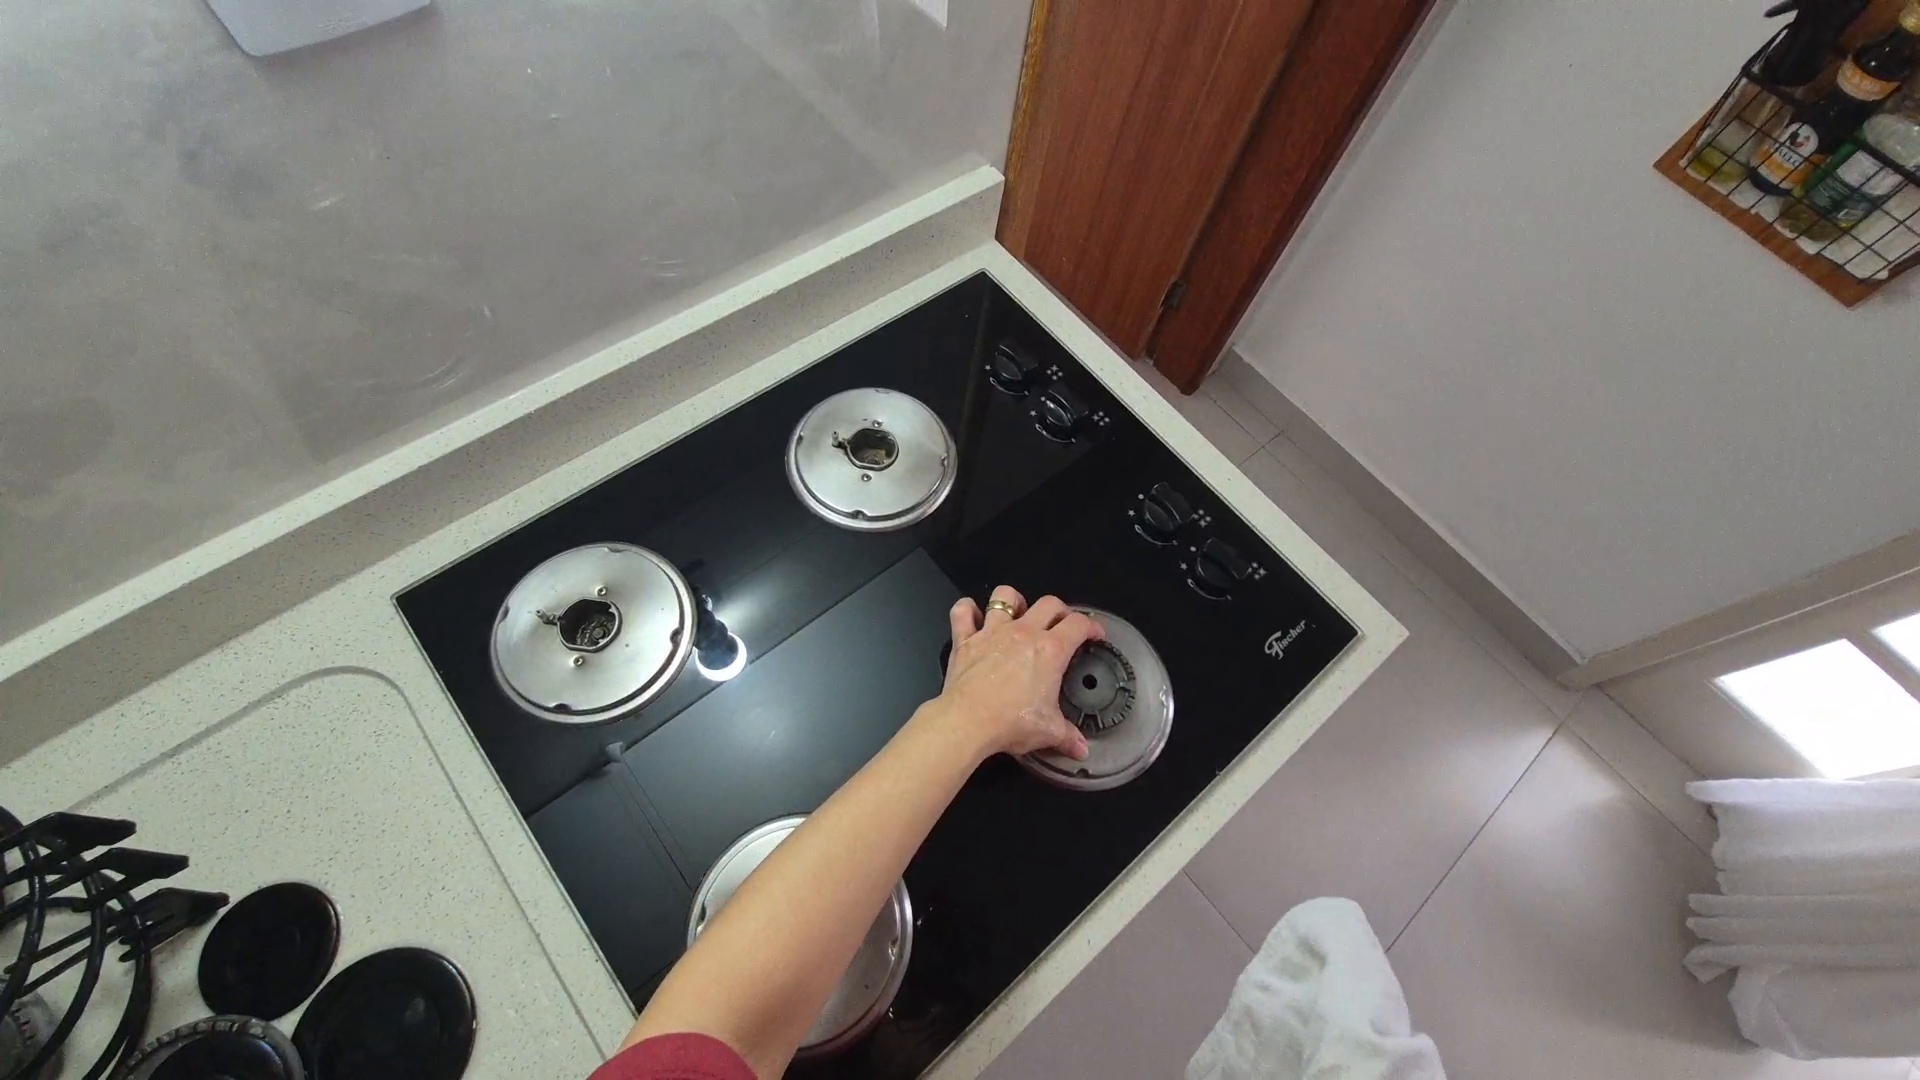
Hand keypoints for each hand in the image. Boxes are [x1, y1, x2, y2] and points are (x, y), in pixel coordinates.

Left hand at [935, 585, 1104, 761]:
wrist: (968, 721)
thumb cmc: (1011, 722)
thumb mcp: (1048, 731)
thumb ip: (1068, 737)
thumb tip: (1081, 749)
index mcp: (1050, 650)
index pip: (1078, 624)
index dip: (1091, 625)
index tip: (1095, 634)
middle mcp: (1023, 633)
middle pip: (1048, 604)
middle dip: (1060, 610)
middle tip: (1063, 624)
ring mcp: (992, 632)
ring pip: (1005, 596)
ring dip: (1014, 600)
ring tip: (1019, 612)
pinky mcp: (966, 639)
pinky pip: (963, 611)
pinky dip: (967, 609)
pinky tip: (973, 614)